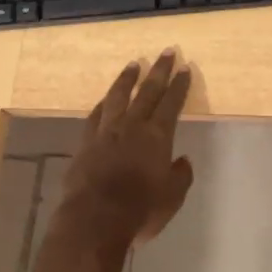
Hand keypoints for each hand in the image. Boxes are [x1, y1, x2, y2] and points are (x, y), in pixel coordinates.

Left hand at [59, 50, 194, 246]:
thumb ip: (180, 176)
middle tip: (166, 51)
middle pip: (147, 91)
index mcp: (157, 136)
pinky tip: (105, 99)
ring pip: (118, 96)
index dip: (179, 85)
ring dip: (127, 79)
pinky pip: (95, 115)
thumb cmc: (139, 211)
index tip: (185, 68)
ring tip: (134, 64)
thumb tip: (182, 160)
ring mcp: (106, 132)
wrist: (93, 220)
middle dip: (159, 70)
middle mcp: (132, 126)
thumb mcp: (171, 198)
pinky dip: (103, 104)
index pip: (172, 103)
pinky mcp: (85, 142)